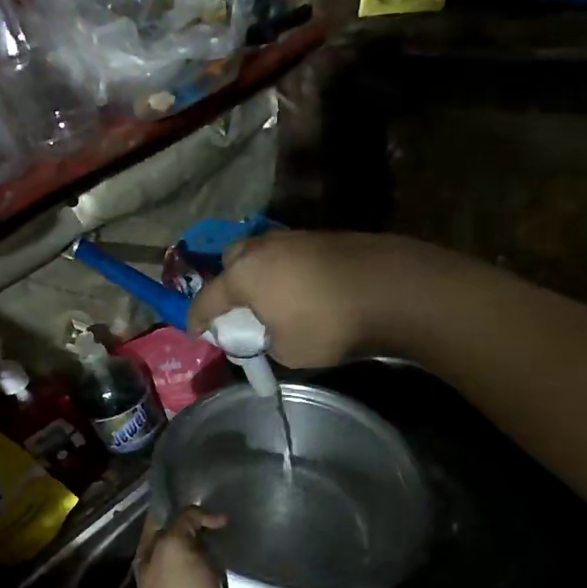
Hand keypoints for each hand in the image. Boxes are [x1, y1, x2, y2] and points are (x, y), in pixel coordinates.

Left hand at [137, 508, 237, 587]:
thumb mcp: (175, 547)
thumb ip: (186, 522)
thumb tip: (212, 518)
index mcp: (149, 558)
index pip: (159, 521)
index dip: (176, 503)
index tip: (200, 487)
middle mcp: (166, 571)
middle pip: (183, 536)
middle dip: (200, 520)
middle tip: (225, 499)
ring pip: (204, 553)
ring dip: (218, 540)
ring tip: (239, 517)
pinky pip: (223, 572)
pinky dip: (232, 561)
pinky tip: (245, 547)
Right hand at [187, 232, 445, 367]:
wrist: (391, 288)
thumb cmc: (330, 324)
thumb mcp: (290, 350)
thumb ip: (269, 340)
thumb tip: (271, 331)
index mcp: (244, 275)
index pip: (208, 298)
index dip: (198, 318)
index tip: (195, 331)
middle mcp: (263, 249)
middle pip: (232, 262)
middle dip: (228, 284)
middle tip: (240, 309)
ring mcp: (294, 238)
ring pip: (262, 254)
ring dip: (259, 274)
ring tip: (273, 299)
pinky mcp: (323, 237)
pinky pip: (290, 255)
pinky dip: (287, 271)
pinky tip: (303, 289)